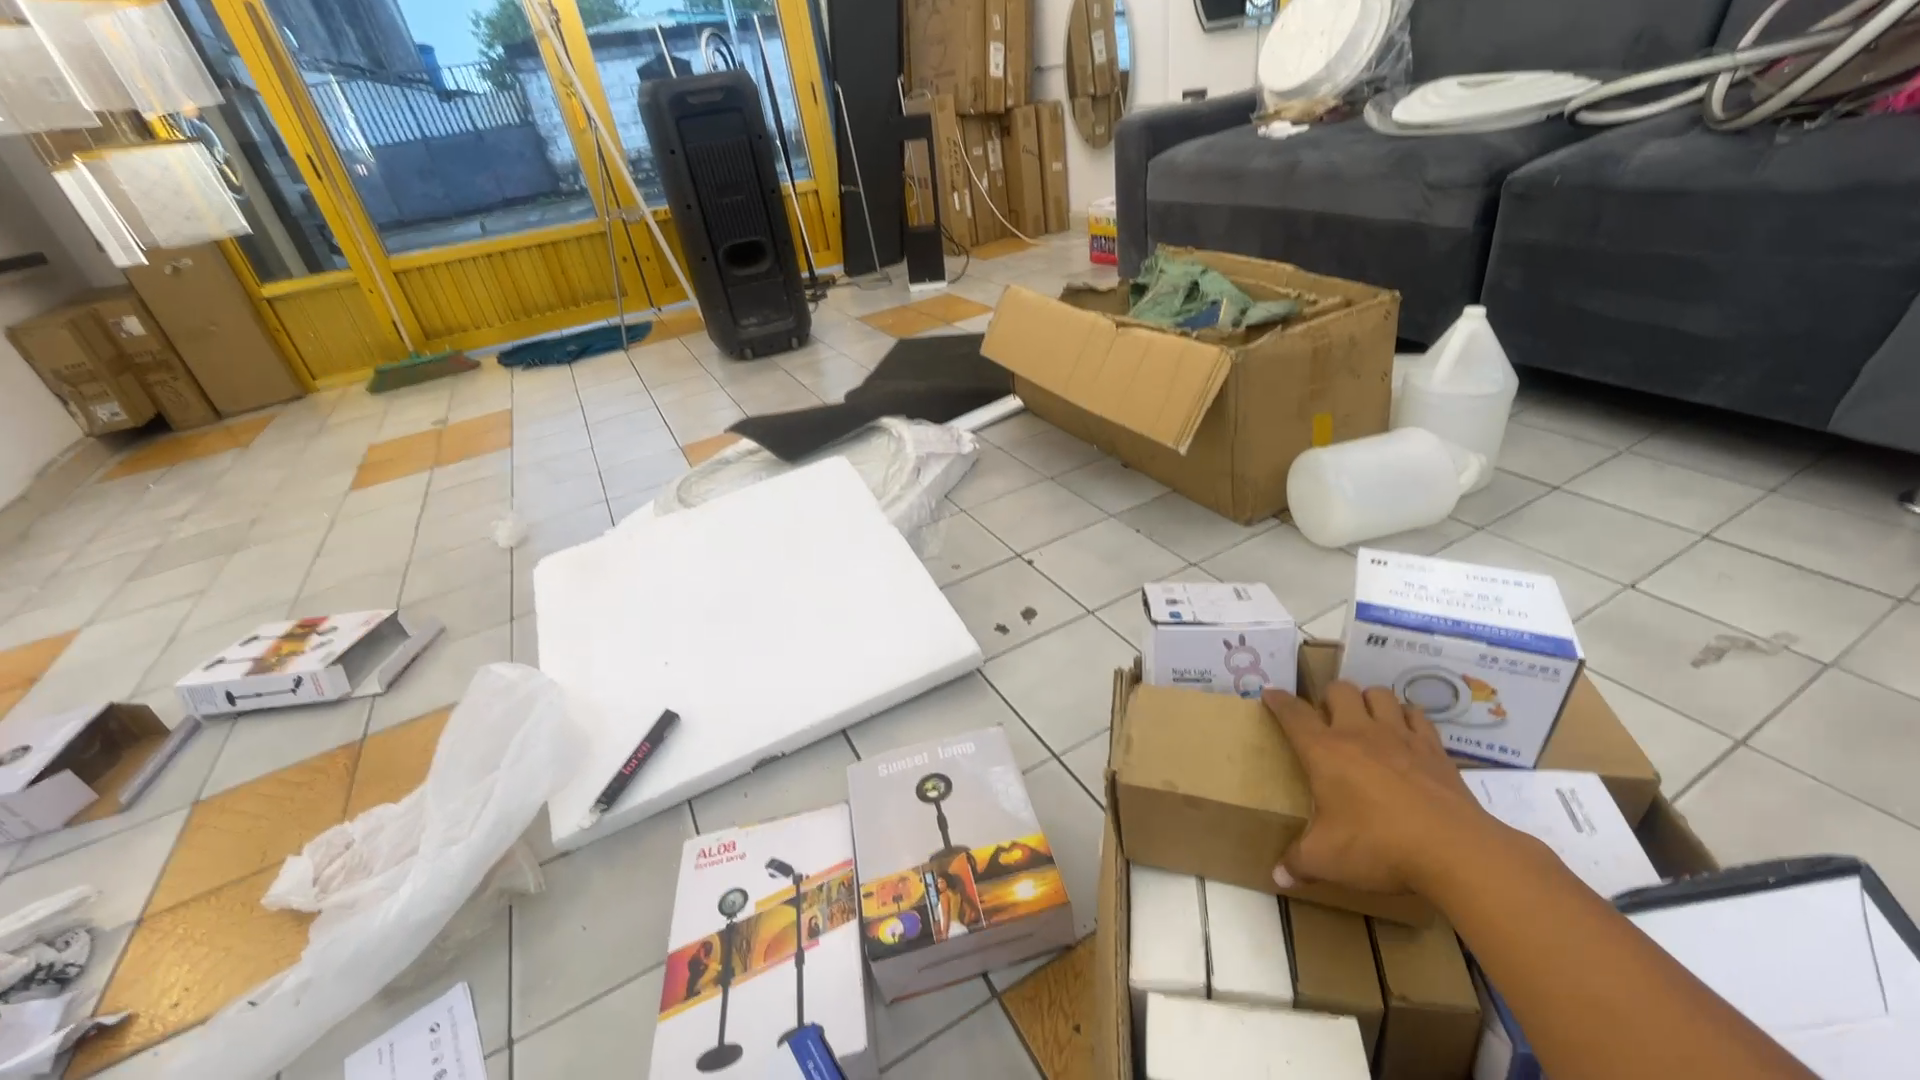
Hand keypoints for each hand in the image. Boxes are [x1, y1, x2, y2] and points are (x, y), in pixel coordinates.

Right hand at [1262, 681, 1505, 896]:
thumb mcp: (1327, 860)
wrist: (1453, 850)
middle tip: (1326, 719)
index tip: (1270, 694)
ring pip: (1379, 694)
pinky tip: (1404, 733)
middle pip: (1339, 690)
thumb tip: (1278, 876)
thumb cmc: (1379, 847)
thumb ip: (1298, 863)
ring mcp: (1401, 736)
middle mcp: (1359, 733)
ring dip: (1367, 700)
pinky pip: (1417, 715)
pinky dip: (1406, 716)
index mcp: (1324, 752)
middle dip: (1327, 697)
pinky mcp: (1434, 748)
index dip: (1278, 701)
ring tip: (1364, 719)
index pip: (1293, 714)